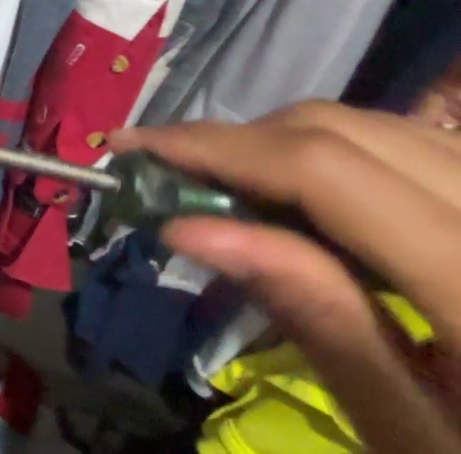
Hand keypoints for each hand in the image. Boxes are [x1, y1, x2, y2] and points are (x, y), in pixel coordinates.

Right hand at [116, 103, 460, 450]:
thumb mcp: (416, 430)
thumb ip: (320, 321)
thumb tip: (186, 227)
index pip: (325, 170)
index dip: (214, 146)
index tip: (129, 150)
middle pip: (345, 132)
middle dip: (236, 141)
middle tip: (163, 170)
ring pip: (380, 127)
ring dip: (285, 143)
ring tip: (231, 184)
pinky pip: (422, 144)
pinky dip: (347, 152)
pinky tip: (313, 194)